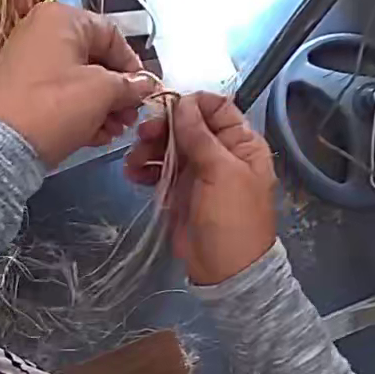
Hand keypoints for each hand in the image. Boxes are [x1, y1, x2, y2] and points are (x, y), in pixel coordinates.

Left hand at [0, 2, 160, 166]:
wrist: (3, 146)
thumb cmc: (56, 107)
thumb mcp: (101, 92)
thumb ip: (129, 85)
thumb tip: (147, 84)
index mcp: (62, 19)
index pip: (112, 35)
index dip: (134, 66)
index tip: (144, 93)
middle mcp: (42, 32)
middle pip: (95, 59)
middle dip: (118, 92)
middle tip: (130, 119)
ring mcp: (29, 61)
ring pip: (79, 81)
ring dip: (103, 107)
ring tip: (114, 132)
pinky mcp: (21, 90)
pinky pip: (60, 95)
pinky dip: (80, 112)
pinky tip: (96, 135)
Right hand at [126, 92, 277, 285]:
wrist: (225, 270)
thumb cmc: (232, 218)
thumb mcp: (221, 172)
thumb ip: (200, 136)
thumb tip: (183, 103)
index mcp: (241, 144)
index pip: (217, 109)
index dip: (192, 105)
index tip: (167, 108)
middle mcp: (219, 154)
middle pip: (187, 127)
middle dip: (163, 128)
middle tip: (142, 136)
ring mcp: (197, 174)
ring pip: (169, 149)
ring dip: (148, 150)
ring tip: (133, 162)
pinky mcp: (179, 194)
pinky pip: (159, 173)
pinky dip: (145, 171)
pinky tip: (133, 174)